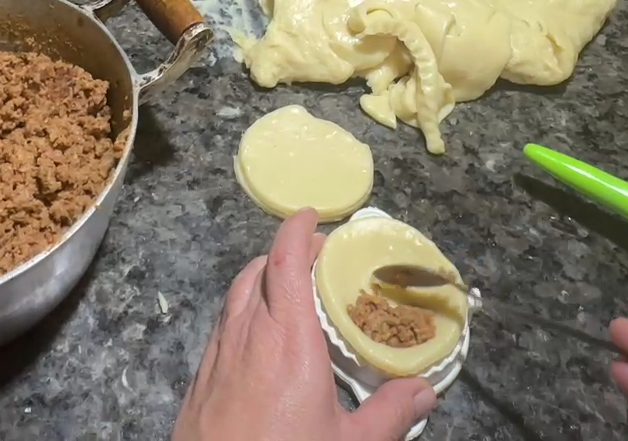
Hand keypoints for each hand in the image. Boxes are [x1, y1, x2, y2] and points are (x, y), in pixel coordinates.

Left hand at [173, 208, 436, 440]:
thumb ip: (388, 414)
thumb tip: (425, 391)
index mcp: (287, 336)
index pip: (285, 258)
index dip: (296, 228)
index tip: (312, 215)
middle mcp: (249, 330)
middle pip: (261, 266)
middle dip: (286, 251)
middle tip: (315, 257)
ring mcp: (220, 348)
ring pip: (239, 290)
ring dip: (263, 275)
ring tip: (288, 287)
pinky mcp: (202, 370)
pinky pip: (224, 319)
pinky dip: (245, 306)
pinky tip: (259, 333)